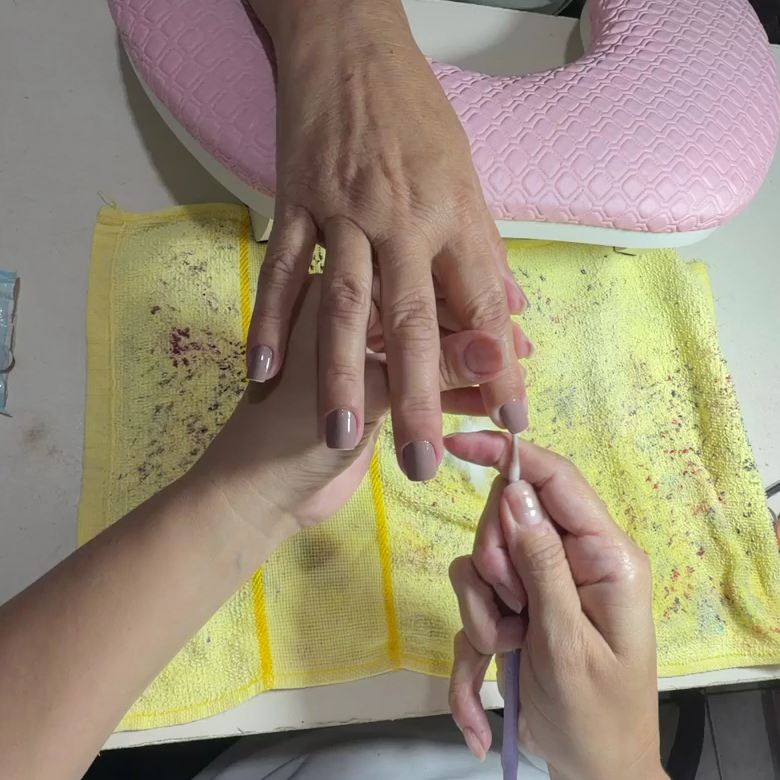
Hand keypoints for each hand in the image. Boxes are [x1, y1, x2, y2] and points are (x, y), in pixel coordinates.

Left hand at [190, 273, 518, 537]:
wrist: (255, 495)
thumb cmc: (290, 430)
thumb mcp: (370, 393)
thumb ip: (434, 369)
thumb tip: (502, 348)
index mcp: (340, 294)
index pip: (413, 285)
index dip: (465, 302)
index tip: (512, 315)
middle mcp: (354, 315)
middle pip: (428, 317)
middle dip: (476, 334)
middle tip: (523, 350)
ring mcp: (366, 355)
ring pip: (429, 352)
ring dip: (470, 366)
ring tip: (519, 375)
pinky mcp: (376, 392)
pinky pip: (423, 384)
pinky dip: (455, 393)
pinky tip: (491, 400)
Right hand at [243, 2, 527, 483]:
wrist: (348, 40)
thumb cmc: (415, 109)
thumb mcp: (467, 173)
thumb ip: (483, 248)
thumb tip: (510, 311)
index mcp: (453, 213)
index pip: (481, 305)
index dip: (499, 366)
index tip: (513, 422)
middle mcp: (401, 218)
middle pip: (412, 322)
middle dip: (419, 398)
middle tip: (424, 465)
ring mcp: (343, 211)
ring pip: (343, 307)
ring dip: (341, 377)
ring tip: (341, 439)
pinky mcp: (295, 202)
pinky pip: (282, 271)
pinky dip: (270, 323)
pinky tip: (262, 374)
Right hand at [442, 433, 658, 779]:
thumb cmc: (598, 720)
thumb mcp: (568, 646)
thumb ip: (542, 564)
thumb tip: (514, 490)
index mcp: (606, 556)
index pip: (556, 480)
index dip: (508, 454)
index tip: (456, 444)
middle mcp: (575, 559)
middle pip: (508, 517)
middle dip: (494, 566)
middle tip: (509, 615)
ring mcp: (543, 585)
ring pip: (482, 563)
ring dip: (482, 613)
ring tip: (509, 654)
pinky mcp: (519, 611)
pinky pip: (474, 606)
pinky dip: (472, 652)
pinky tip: (481, 710)